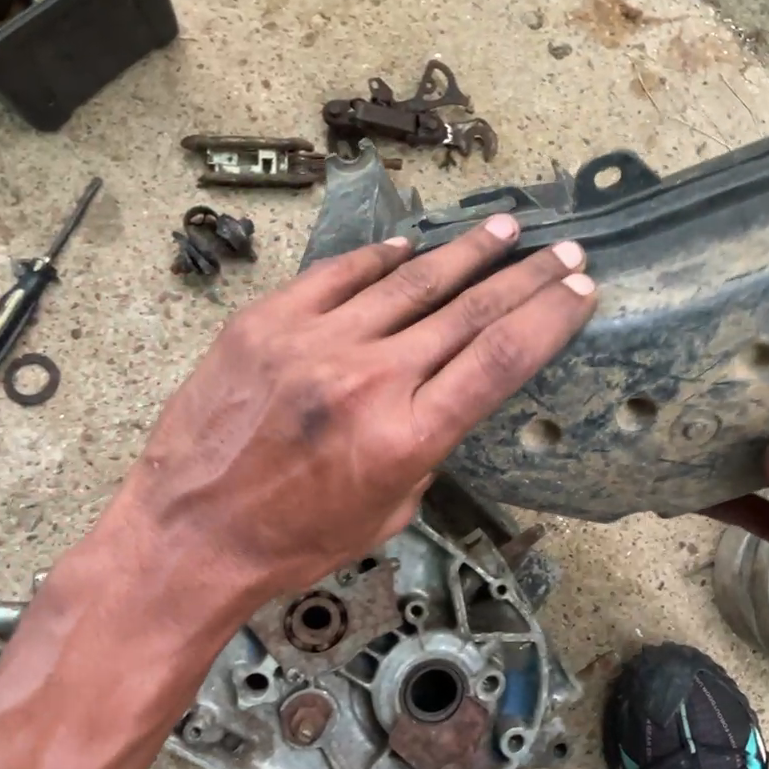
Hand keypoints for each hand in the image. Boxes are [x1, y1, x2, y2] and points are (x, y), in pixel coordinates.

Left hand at [108, 215, 595, 599]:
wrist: (188, 533)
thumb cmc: (293, 539)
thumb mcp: (389, 511)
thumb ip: (427, 446)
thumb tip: (443, 394)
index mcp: (406, 437)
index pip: (501, 359)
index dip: (550, 318)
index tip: (581, 292)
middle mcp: (368, 380)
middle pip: (470, 311)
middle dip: (528, 277)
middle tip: (565, 252)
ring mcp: (314, 343)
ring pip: (411, 281)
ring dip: (467, 253)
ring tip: (506, 229)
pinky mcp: (268, 323)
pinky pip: (339, 276)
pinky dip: (382, 258)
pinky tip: (412, 246)